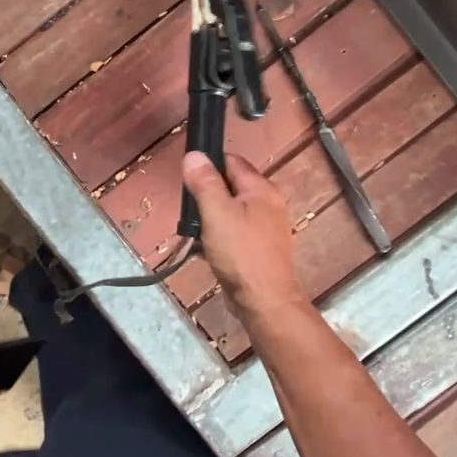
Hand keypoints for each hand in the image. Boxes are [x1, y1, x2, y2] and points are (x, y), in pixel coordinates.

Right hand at [182, 151, 305, 317]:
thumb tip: (194, 154)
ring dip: (210, 219)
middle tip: (189, 210)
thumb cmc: (240, 253)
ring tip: (194, 231)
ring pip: (230, 211)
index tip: (188, 179)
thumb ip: (205, 182)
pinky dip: (219, 236)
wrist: (264, 302)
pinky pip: (235, 232)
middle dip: (206, 196)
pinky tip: (205, 249)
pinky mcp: (260, 248)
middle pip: (230, 187)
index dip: (208, 165)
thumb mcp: (216, 213)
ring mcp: (266, 228)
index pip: (231, 161)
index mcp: (262, 189)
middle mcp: (269, 204)